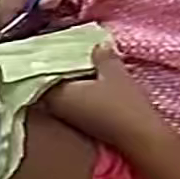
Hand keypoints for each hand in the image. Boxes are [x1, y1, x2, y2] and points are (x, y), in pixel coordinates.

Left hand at [42, 44, 174, 149]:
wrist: (137, 136)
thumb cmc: (123, 104)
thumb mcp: (115, 76)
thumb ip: (104, 59)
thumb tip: (98, 43)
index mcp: (56, 94)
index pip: (42, 74)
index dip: (49, 61)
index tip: (56, 47)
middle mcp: (52, 106)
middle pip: (48, 83)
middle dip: (57, 70)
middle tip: (69, 53)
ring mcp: (62, 115)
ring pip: (58, 92)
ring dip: (67, 80)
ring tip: (80, 63)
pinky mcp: (75, 121)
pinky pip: (67, 100)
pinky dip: (74, 90)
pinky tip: (87, 81)